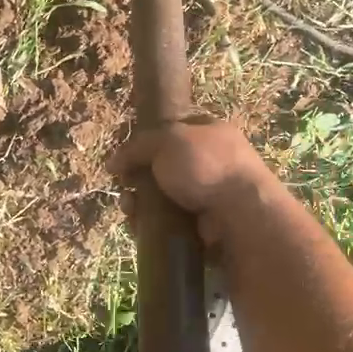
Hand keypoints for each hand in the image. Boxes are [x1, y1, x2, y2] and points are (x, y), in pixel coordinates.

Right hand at [105, 118, 277, 247]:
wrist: (239, 215)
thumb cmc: (206, 166)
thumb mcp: (167, 140)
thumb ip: (137, 146)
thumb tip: (113, 163)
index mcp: (208, 132)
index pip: (171, 128)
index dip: (145, 138)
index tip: (126, 151)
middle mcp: (207, 161)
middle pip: (159, 165)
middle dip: (136, 175)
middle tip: (124, 182)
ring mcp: (203, 193)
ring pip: (157, 194)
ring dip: (138, 200)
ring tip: (130, 207)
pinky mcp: (197, 223)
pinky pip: (163, 220)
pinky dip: (148, 222)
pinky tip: (139, 223)